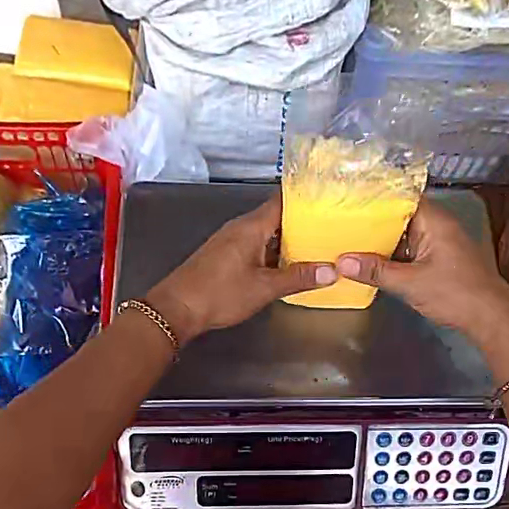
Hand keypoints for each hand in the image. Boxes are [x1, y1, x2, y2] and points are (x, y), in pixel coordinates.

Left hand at [144, 197, 334, 341]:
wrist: (177, 309)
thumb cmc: (220, 294)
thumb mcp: (264, 288)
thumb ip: (298, 277)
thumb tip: (331, 271)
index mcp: (251, 226)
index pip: (282, 201)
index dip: (305, 198)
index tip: (328, 199)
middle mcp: (240, 228)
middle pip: (276, 218)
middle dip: (302, 223)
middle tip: (330, 228)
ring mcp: (231, 242)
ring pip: (266, 235)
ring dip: (287, 241)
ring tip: (316, 248)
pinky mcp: (225, 256)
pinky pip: (256, 247)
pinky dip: (273, 253)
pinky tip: (287, 266)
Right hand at [335, 199, 508, 344]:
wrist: (490, 318)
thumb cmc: (456, 294)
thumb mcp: (410, 283)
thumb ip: (376, 271)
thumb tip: (342, 262)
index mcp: (434, 220)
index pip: (401, 196)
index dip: (375, 197)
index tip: (348, 199)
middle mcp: (437, 226)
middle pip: (399, 216)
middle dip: (373, 220)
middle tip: (341, 221)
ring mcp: (438, 243)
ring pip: (403, 235)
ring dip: (381, 240)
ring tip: (349, 239)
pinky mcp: (438, 260)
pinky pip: (410, 251)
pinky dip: (392, 255)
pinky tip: (371, 262)